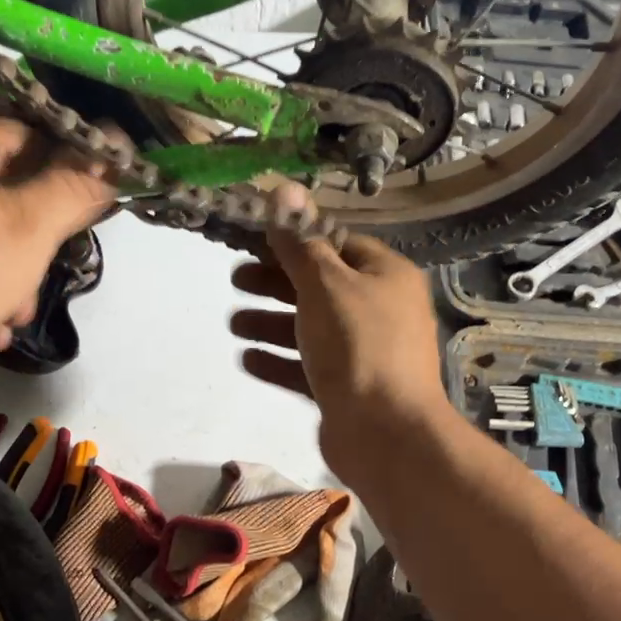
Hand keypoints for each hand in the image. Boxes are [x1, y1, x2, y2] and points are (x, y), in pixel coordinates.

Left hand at [0, 118, 115, 400]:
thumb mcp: (32, 227)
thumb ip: (76, 188)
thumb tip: (112, 156)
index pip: (30, 132)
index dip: (71, 162)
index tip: (98, 202)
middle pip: (10, 193)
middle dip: (41, 239)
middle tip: (53, 268)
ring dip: (15, 280)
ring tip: (15, 315)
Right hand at [229, 185, 451, 479]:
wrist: (386, 433)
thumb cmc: (359, 346)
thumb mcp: (325, 284)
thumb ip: (300, 242)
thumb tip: (283, 187)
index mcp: (386, 275)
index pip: (339, 244)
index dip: (297, 240)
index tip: (256, 241)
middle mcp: (379, 310)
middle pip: (320, 286)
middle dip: (276, 282)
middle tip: (235, 279)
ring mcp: (364, 353)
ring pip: (311, 329)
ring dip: (272, 322)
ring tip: (234, 323)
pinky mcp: (347, 389)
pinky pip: (309, 367)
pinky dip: (280, 360)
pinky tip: (248, 359)